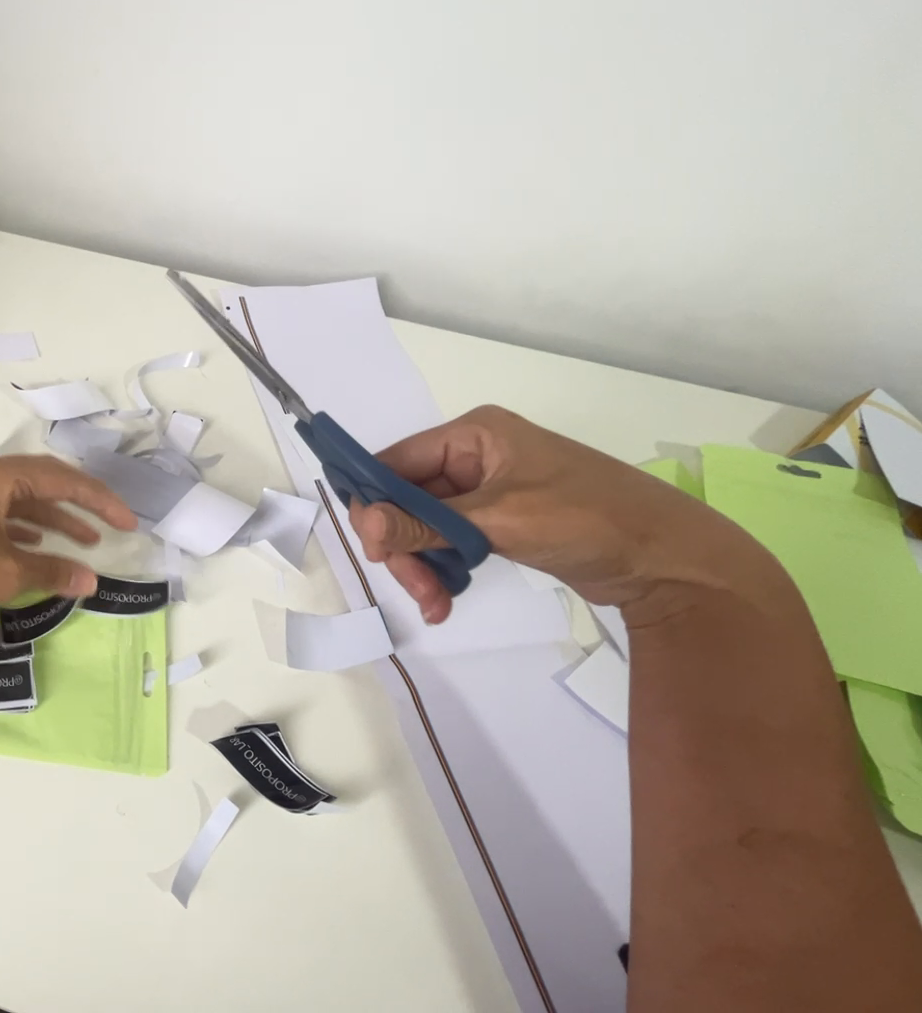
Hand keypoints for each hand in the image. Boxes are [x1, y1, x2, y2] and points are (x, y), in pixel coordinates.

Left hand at [0, 455, 137, 634]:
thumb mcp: (3, 573)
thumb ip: (52, 571)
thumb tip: (91, 580)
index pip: (60, 479)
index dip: (98, 500)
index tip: (127, 523)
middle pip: (39, 482)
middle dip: (77, 506)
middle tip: (109, 528)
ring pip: (16, 500)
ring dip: (49, 520)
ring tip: (81, 543)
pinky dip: (20, 529)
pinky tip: (35, 548)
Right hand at [347, 405, 774, 624]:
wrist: (675, 563)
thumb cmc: (588, 522)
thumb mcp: (497, 521)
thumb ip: (424, 523)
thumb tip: (362, 524)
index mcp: (474, 434)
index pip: (395, 462)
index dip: (375, 504)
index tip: (376, 549)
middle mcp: (474, 455)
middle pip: (406, 500)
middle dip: (405, 547)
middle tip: (415, 589)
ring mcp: (487, 490)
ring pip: (424, 526)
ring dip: (422, 565)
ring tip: (435, 604)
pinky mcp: (499, 521)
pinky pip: (449, 541)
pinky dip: (442, 570)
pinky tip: (446, 599)